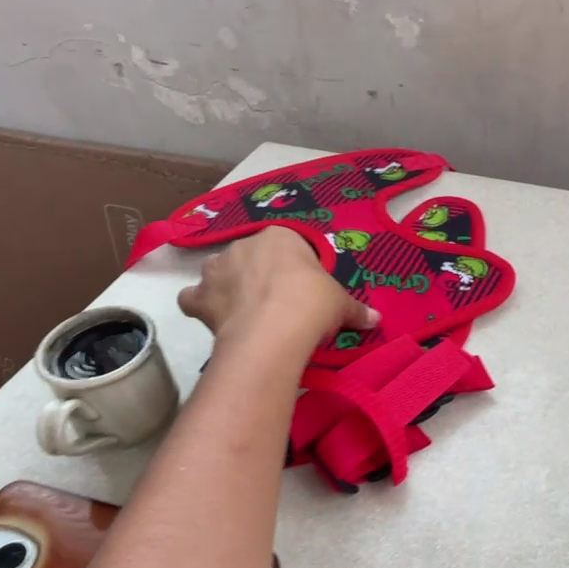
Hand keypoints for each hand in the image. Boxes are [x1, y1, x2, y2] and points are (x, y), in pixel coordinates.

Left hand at [177, 227, 378, 352]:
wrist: (275, 331)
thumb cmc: (312, 304)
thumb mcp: (342, 304)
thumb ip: (356, 309)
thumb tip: (376, 319)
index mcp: (279, 236)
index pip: (285, 246)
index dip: (293, 269)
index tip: (302, 291)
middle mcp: (243, 245)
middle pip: (250, 257)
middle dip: (258, 276)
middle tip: (276, 305)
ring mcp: (216, 270)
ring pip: (217, 272)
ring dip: (226, 287)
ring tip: (244, 312)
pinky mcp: (199, 298)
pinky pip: (192, 298)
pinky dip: (199, 306)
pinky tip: (214, 319)